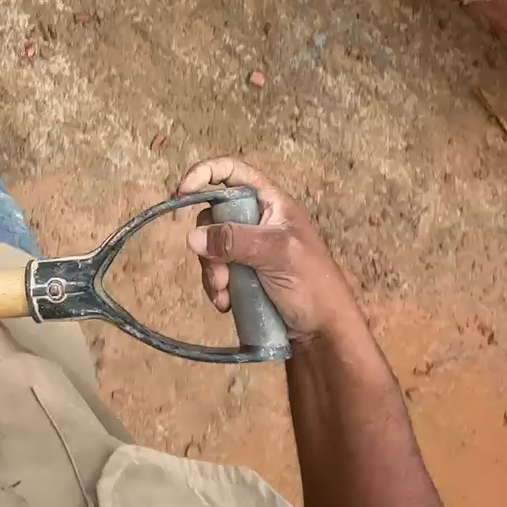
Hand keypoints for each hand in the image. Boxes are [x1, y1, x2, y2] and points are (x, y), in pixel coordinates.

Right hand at [178, 157, 363, 342]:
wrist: (324, 335)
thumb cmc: (313, 285)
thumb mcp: (277, 254)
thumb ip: (235, 240)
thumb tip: (192, 237)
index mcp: (271, 203)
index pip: (232, 172)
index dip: (205, 173)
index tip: (182, 192)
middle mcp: (256, 219)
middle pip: (214, 213)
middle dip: (209, 243)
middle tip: (218, 271)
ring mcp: (247, 247)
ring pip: (210, 244)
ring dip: (211, 270)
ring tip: (224, 293)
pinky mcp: (241, 271)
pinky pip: (214, 268)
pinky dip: (215, 285)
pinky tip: (226, 303)